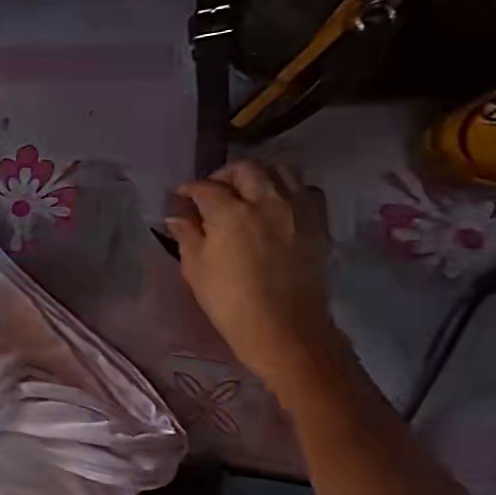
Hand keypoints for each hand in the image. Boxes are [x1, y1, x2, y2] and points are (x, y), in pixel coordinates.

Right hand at [168, 160, 343, 393]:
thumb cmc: (227, 299)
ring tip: (246, 192)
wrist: (282, 325)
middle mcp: (267, 202)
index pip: (205, 187)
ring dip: (259, 175)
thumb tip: (177, 216)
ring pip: (281, 171)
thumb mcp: (195, 267)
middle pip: (247, 168)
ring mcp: (298, 210)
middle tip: (212, 190)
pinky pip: (305, 190)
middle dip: (224, 174)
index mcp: (230, 213)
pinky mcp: (318, 223)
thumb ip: (187, 234)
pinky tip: (276, 206)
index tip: (180, 197)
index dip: (188, 189)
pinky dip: (287, 189)